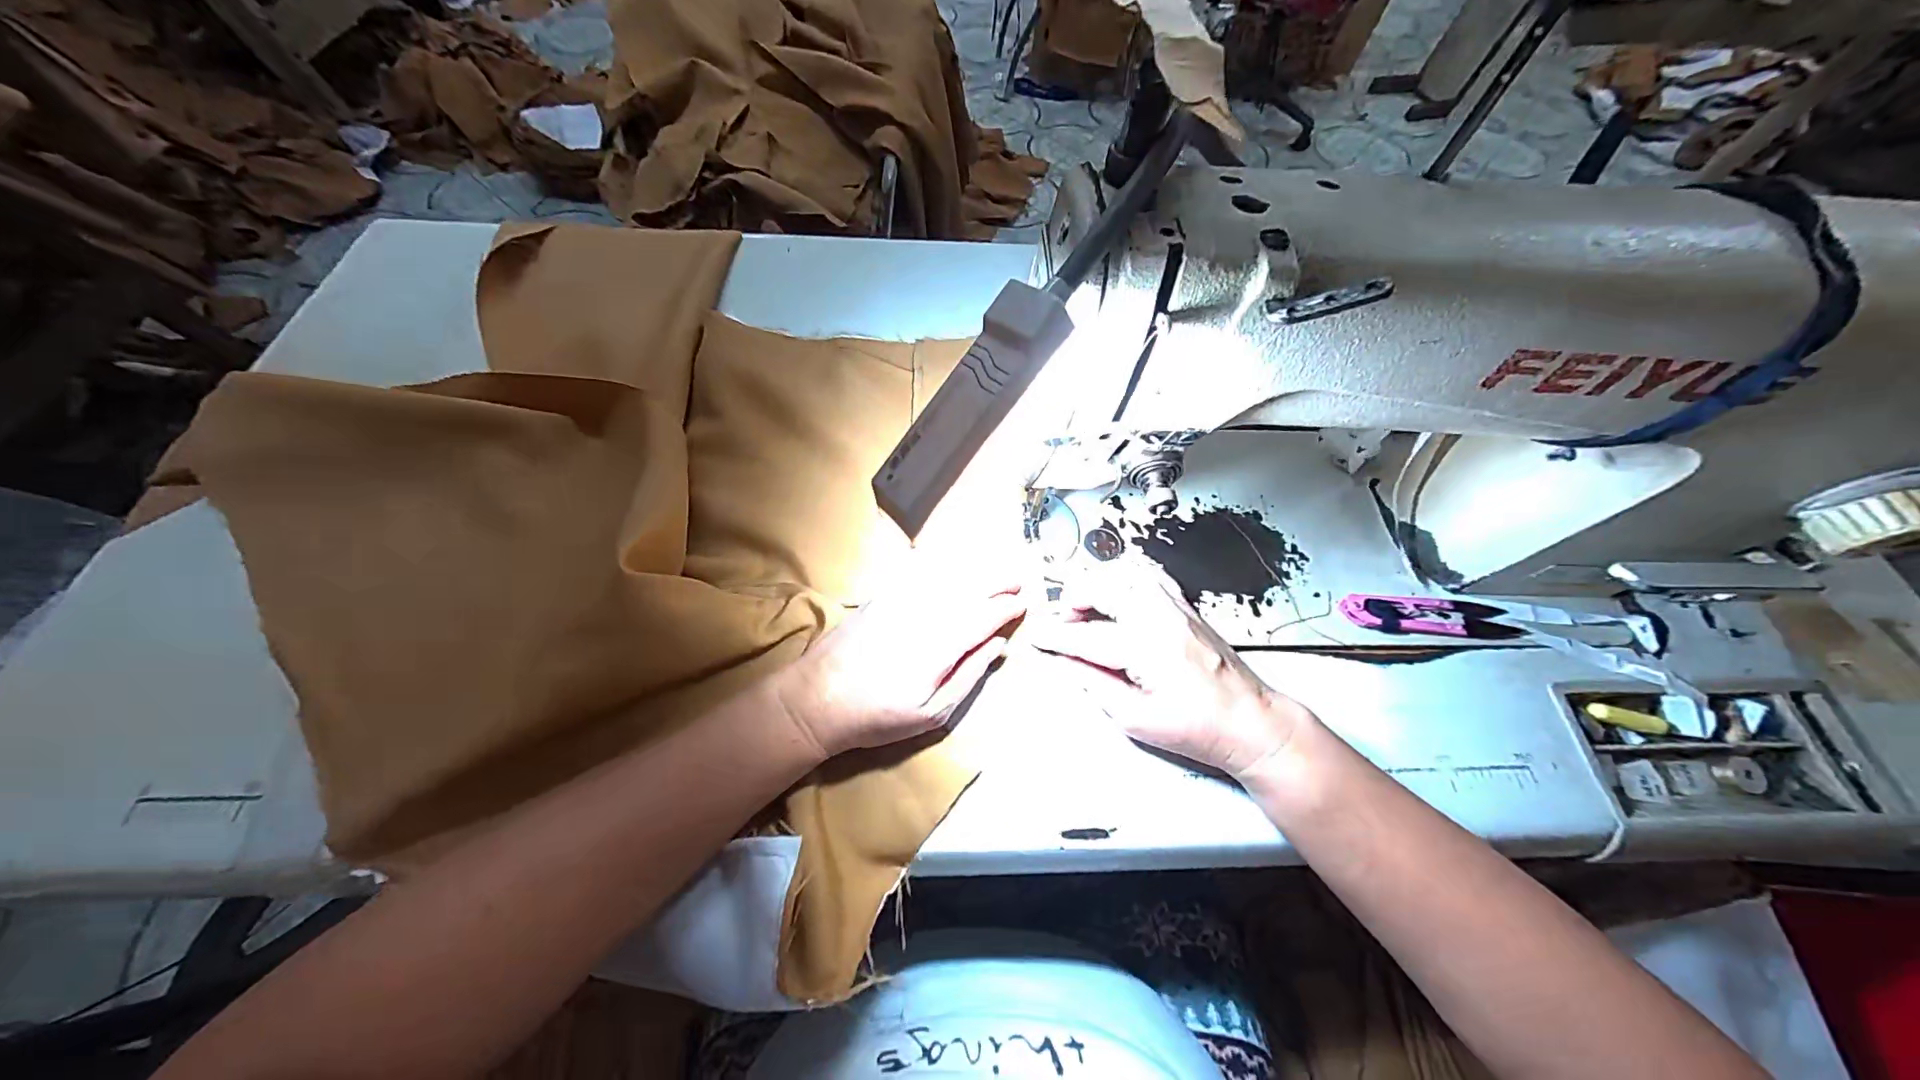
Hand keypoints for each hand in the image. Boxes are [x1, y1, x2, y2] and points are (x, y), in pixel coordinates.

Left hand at [772, 558, 1027, 758]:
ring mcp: (899, 601)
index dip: (1006, 609)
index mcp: (940, 644)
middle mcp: (924, 613)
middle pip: (969, 589)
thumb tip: (997, 647)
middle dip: (996, 582)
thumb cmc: (877, 715)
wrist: (816, 699)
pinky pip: (918, 574)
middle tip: (1017, 581)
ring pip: (946, 577)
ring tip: (994, 571)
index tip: (1023, 604)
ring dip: (974, 572)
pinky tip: (952, 567)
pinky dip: (941, 568)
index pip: (983, 617)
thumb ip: (968, 675)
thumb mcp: (931, 712)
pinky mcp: (880, 597)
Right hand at [1025, 559, 1316, 778]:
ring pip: (1125, 575)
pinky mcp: (1188, 607)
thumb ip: (1094, 684)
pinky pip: (1152, 576)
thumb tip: (1064, 663)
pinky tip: (1119, 594)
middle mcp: (1160, 617)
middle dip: (1072, 602)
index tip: (1035, 637)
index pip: (1084, 635)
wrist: (1251, 722)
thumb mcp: (1135, 718)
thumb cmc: (1197, 729)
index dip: (1054, 637)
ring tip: (1086, 608)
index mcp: (1145, 647)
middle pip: (1102, 589)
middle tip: (1060, 624)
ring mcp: (1176, 607)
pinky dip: (1127, 578)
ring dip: (1098, 587)